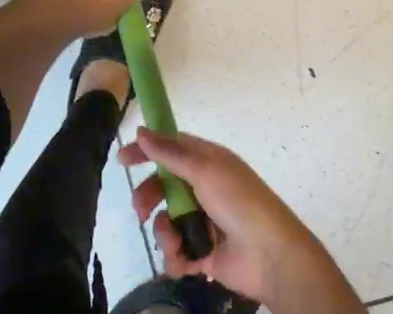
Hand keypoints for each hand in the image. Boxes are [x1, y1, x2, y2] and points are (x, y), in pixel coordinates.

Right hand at [122, 129, 352, 308]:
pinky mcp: (203, 252)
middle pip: (163, 187)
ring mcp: (203, 221)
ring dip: (165, 233)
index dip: (146, 151)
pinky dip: (177, 257)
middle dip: (149, 198)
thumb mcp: (205, 170)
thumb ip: (170, 153)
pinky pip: (177, 252)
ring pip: (166, 221)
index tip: (122, 160)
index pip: (170, 149)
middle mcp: (204, 189)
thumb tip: (142, 131)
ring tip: (176, 242)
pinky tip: (186, 261)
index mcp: (208, 162)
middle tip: (142, 211)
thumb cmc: (239, 202)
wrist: (270, 255)